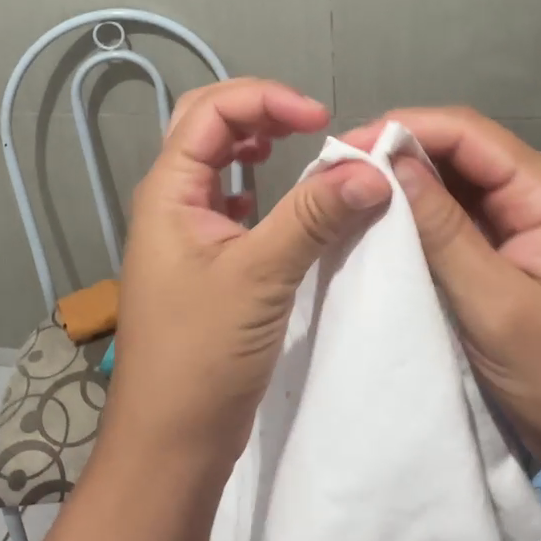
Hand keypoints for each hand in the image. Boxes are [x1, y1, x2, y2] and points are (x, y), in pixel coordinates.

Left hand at [102, 79, 391, 472]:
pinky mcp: (199, 257)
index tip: (321, 118)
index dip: (266, 99)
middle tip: (309, 121)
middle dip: (257, 109)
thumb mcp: (261, 276)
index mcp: (169, 190)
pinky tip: (276, 196)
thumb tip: (371, 169)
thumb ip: (313, 216)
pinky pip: (224, 198)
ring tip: (296, 143)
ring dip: (253, 140)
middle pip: (206, 123)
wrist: (170, 441)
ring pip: (214, 159)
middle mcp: (169, 199)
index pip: (212, 111)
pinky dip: (253, 183)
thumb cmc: (202, 354)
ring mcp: (182, 229)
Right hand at [340, 108, 540, 486]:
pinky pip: (453, 218)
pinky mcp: (502, 254)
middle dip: (399, 151)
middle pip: (459, 150)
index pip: (469, 134)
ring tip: (347, 190)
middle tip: (337, 170)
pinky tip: (378, 221)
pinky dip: (415, 214)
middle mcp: (533, 198)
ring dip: (403, 181)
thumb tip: (392, 164)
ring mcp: (518, 226)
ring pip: (452, 182)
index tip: (349, 148)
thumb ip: (446, 234)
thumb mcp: (500, 310)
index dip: (407, 128)